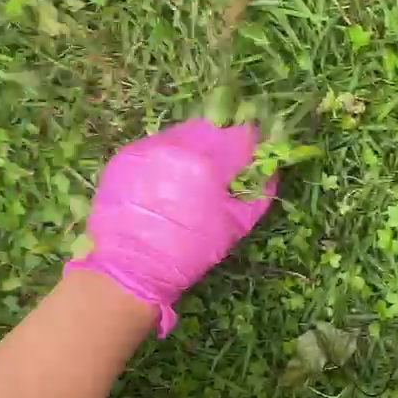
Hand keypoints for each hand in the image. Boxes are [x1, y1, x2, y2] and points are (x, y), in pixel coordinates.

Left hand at [64, 119, 274, 335]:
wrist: (130, 267)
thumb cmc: (190, 252)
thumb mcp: (234, 227)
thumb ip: (258, 195)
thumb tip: (270, 172)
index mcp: (208, 162)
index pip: (242, 135)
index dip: (251, 146)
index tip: (250, 159)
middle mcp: (178, 145)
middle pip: (211, 129)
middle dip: (220, 146)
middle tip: (218, 172)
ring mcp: (148, 147)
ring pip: (182, 134)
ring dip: (193, 149)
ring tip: (189, 178)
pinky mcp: (126, 154)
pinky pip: (157, 145)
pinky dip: (168, 158)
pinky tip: (164, 182)